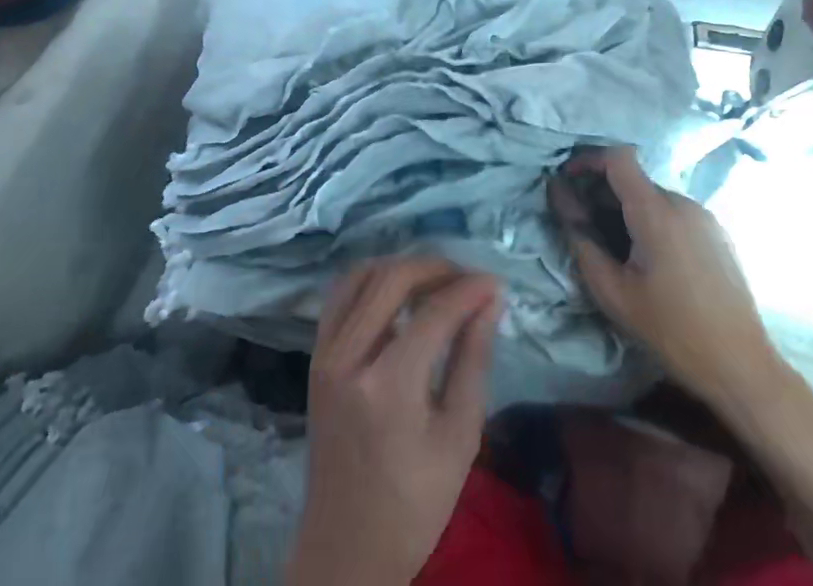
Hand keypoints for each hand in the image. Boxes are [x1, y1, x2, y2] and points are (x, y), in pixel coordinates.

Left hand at [289, 257, 501, 585]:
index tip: (496, 283)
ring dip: (401, 269)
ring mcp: (324, 355)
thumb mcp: (460, 435)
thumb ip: (474, 358)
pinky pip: (341, 296)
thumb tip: (490, 300)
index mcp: (388, 386)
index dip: (470, 289)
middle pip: (391, 279)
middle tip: (468, 279)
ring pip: (360, 276)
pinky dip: (372, 282)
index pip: (434, 311)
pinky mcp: (315, 358)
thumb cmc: (416, 502)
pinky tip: (400, 296)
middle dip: (436, 267)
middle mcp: (347, 358)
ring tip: (436, 283)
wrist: (346, 545)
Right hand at [549, 147, 803, 414]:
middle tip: (584, 227)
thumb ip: (581, 237)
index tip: (568, 181)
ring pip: (654, 198)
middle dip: (602, 193)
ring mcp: (706, 217)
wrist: (738, 363)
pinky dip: (651, 222)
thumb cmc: (668, 329)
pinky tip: (649, 261)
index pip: (619, 157)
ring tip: (615, 250)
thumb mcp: (611, 289)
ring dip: (627, 210)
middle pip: (635, 180)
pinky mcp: (718, 234)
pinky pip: (675, 214)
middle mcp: (684, 203)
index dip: (588, 160)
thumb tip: (559, 197)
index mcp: (657, 212)